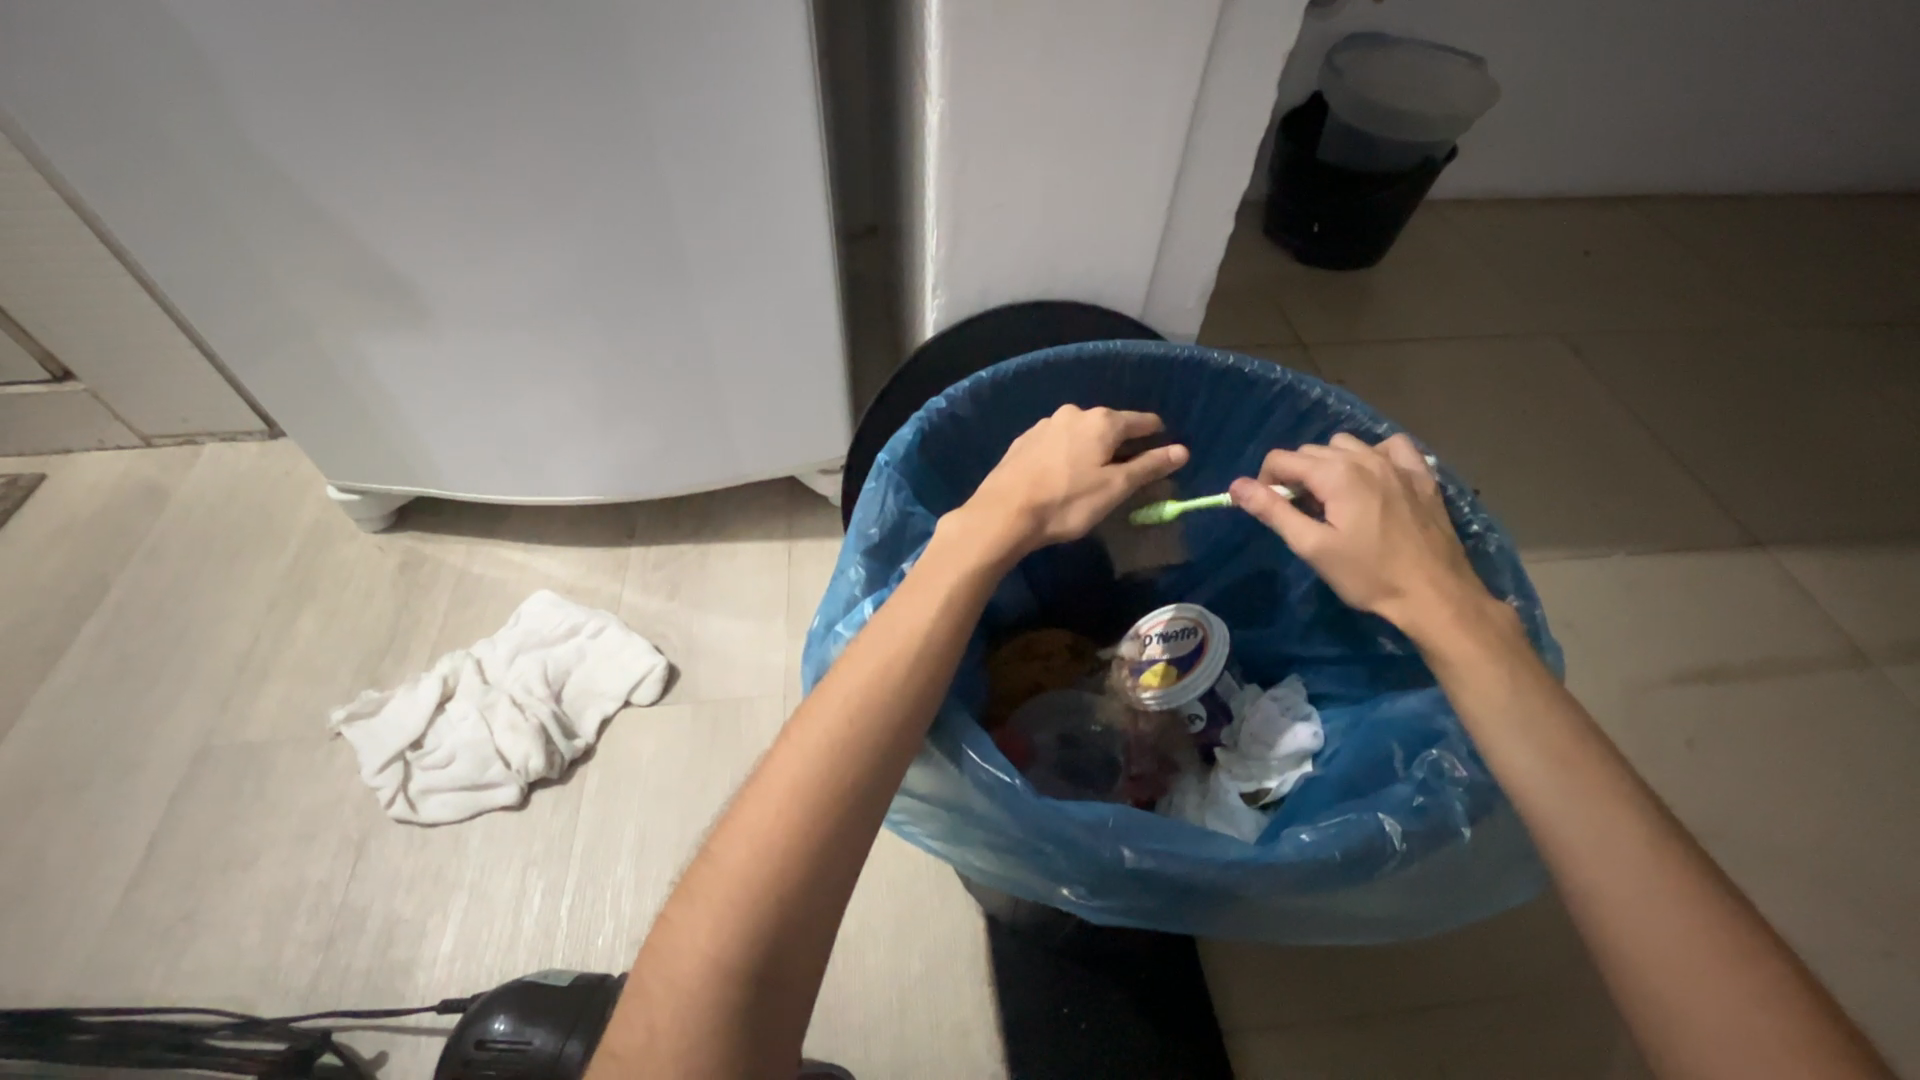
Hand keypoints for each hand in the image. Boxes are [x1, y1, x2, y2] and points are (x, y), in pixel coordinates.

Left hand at [954, 405, 1188, 559]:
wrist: (1003, 513)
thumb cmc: (1067, 502)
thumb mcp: (1115, 488)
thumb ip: (1149, 466)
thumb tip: (1182, 450)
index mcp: (1102, 421)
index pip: (1142, 421)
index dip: (1157, 437)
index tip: (1163, 454)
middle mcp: (1073, 414)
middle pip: (1110, 426)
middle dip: (1122, 445)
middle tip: (1128, 472)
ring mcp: (1044, 426)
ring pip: (1080, 434)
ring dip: (1092, 449)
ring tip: (1094, 476)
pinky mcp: (1023, 442)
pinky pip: (1057, 444)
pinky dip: (1067, 455)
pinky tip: (1062, 476)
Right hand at [1229, 433, 1494, 639]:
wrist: (1435, 594)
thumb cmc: (1368, 575)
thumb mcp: (1312, 547)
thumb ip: (1273, 511)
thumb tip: (1236, 486)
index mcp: (1336, 474)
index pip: (1282, 459)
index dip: (1266, 482)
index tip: (1271, 510)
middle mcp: (1366, 458)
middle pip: (1312, 451)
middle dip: (1296, 476)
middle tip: (1301, 514)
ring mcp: (1398, 464)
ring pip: (1347, 445)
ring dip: (1330, 464)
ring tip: (1334, 499)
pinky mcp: (1422, 475)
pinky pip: (1390, 447)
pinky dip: (1373, 456)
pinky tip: (1372, 480)